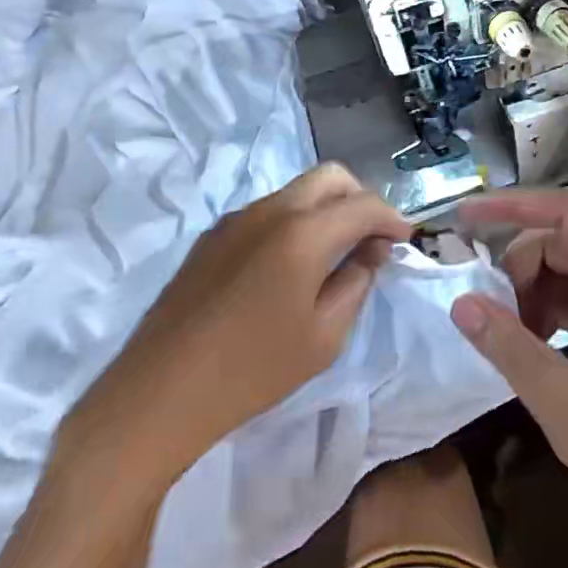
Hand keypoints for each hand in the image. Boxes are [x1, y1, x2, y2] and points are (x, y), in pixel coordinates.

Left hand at [60, 163, 410, 481]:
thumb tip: (371, 250)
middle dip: (360, 198)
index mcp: (303, 232)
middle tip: (372, 239)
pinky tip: (291, 266)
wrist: (161, 390)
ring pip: (297, 191)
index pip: (364, 204)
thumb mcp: (324, 336)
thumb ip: (357, 282)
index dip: (392, 218)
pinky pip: (269, 211)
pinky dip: (296, 222)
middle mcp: (270, 210)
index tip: (406, 239)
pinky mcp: (214, 235)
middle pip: (330, 177)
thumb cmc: (253, 369)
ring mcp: (237, 218)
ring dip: (326, 209)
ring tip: (335, 254)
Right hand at [448, 190, 567, 547]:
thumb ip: (513, 352)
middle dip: (518, 268)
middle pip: (561, 240)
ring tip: (516, 338)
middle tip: (491, 314)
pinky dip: (550, 308)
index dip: (513, 206)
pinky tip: (539, 344)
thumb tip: (461, 304)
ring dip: (532, 291)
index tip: (465, 217)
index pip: (567, 214)